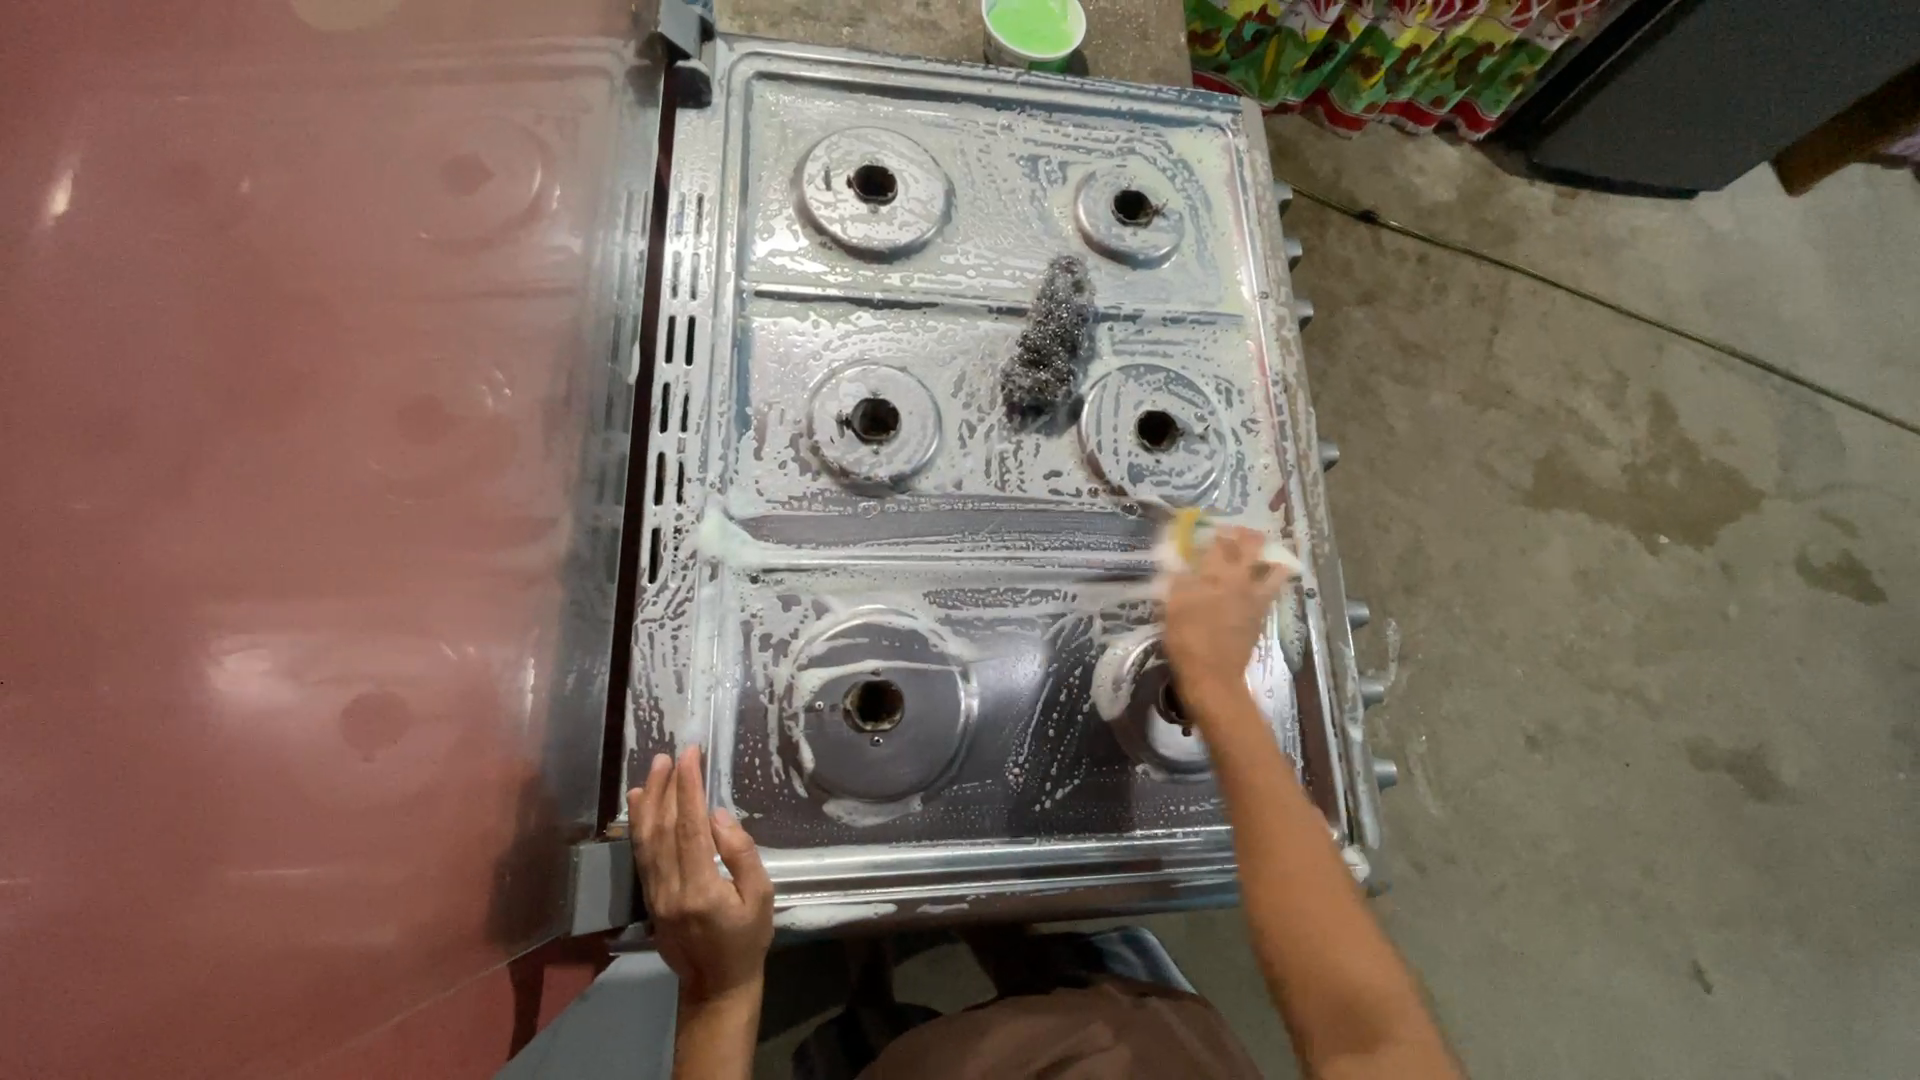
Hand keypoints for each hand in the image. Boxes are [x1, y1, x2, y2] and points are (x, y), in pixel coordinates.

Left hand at [628, 746, 773, 1005]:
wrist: (716, 985)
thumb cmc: (746, 939)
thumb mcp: (761, 896)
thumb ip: (741, 854)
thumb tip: (718, 816)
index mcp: (701, 888)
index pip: (689, 827)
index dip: (688, 788)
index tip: (691, 756)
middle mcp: (670, 889)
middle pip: (662, 828)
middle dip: (667, 787)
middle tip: (673, 754)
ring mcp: (655, 894)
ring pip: (646, 840)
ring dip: (650, 801)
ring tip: (655, 769)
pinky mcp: (650, 898)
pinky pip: (641, 855)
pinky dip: (639, 825)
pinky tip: (641, 804)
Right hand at [1163, 526, 1292, 712]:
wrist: (1212, 674)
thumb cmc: (1186, 639)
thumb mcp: (1171, 606)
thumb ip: (1178, 580)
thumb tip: (1182, 564)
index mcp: (1216, 574)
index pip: (1219, 542)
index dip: (1214, 532)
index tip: (1207, 529)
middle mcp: (1241, 581)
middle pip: (1253, 546)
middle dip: (1247, 534)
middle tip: (1236, 533)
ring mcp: (1256, 598)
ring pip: (1275, 568)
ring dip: (1270, 556)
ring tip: (1262, 554)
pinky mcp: (1262, 615)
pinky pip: (1273, 590)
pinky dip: (1271, 580)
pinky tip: (1260, 582)